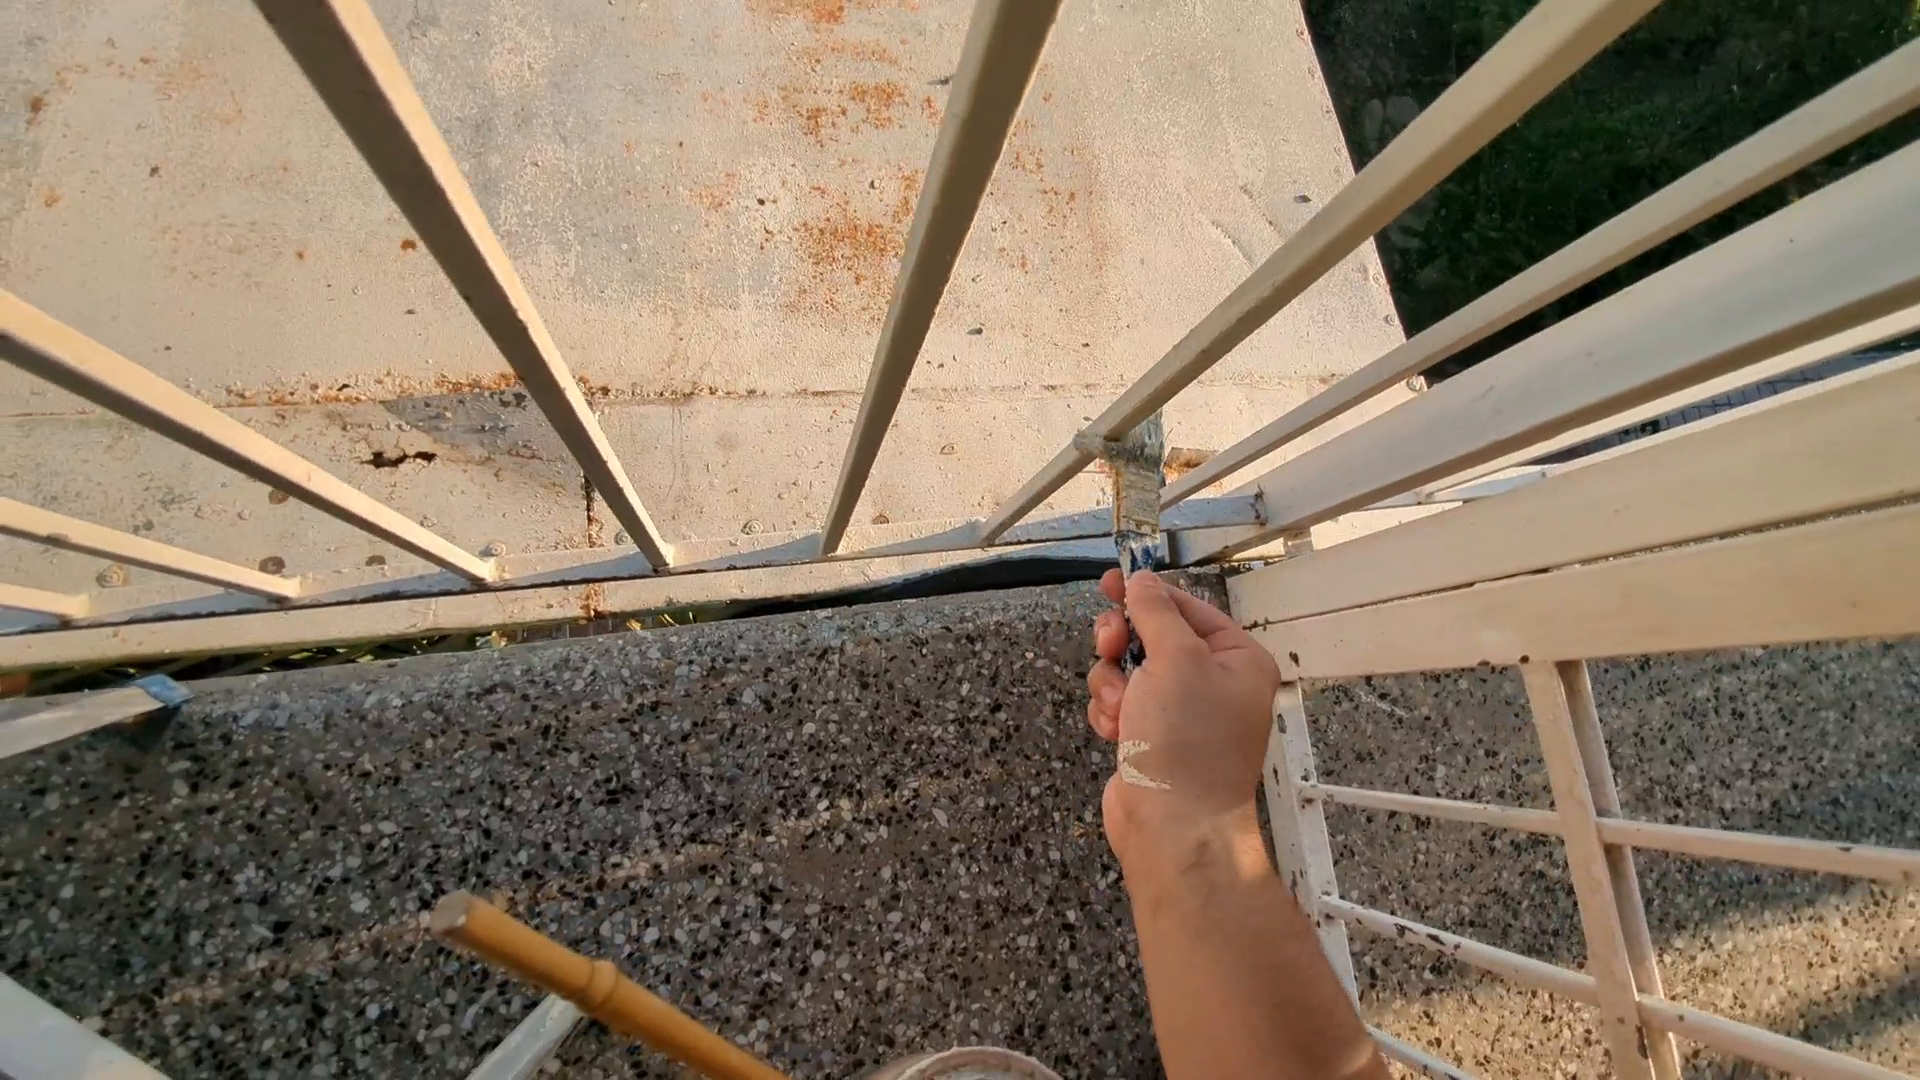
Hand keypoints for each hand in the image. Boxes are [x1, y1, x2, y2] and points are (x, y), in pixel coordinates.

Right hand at [1086, 570, 1281, 869]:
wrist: (1173, 826)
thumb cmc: (1186, 737)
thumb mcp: (1175, 658)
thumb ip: (1155, 612)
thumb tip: (1141, 580)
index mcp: (1236, 659)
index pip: (1187, 608)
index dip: (1147, 594)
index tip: (1110, 581)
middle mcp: (1211, 682)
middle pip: (1151, 636)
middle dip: (1123, 643)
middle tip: (1108, 646)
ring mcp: (1178, 712)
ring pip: (1126, 668)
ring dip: (1112, 683)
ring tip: (1120, 708)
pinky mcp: (1148, 736)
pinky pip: (1118, 701)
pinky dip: (1110, 712)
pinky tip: (1116, 733)